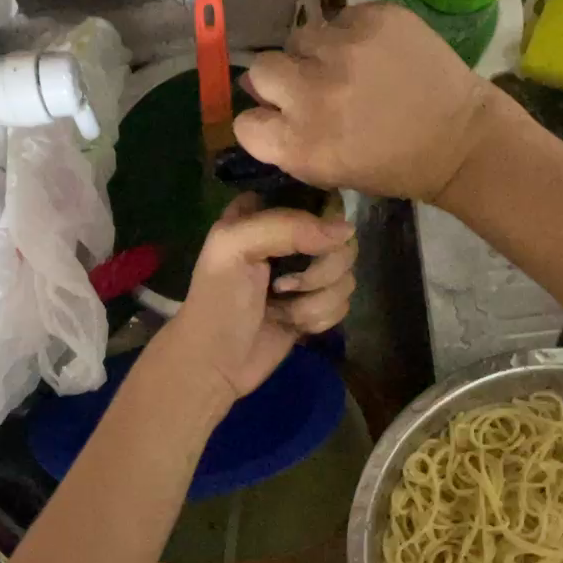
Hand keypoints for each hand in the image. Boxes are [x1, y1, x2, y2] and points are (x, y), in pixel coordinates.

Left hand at [157, 196, 356, 403]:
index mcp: (266, 213)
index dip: (323, 221)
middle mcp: (290, 239)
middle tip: (285, 287)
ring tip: (283, 310)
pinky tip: (293, 324)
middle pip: (341, 240)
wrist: (215, 363)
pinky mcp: (315, 305)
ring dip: (317, 299)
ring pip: (346, 274)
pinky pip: (344, 302)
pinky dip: (320, 317)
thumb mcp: (236, 248)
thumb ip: (288, 228)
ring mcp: (305, 274)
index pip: (318, 199)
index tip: (309, 245)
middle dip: (321, 270)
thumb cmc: (217, 300)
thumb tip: (347, 230)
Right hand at [233, 3, 495, 202]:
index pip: (245, 121)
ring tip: (345, 67)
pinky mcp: (374, 19)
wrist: (458, 140)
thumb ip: (288, 138)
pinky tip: (374, 54)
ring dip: (315, 51)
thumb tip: (258, 95)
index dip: (262, 118)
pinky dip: (349, 34)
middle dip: (279, 77)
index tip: (280, 116)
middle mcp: (313, 94)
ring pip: (300, 36)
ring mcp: (344, 50)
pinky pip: (339, 18)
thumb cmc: (390, 167)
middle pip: (262, 68)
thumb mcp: (327, 170)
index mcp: (300, 144)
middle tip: (309, 85)